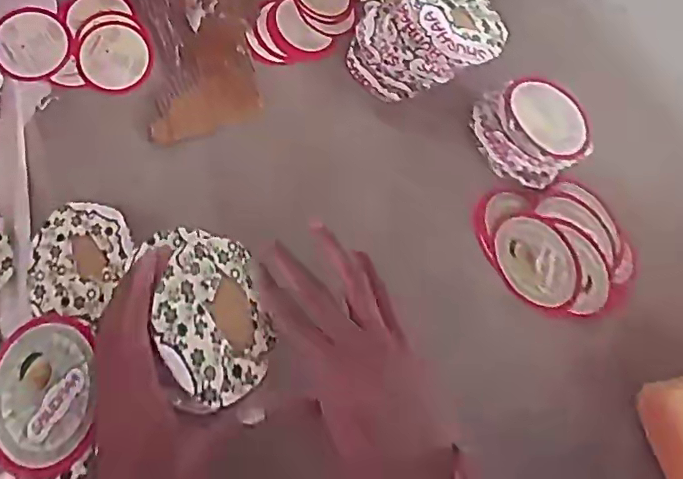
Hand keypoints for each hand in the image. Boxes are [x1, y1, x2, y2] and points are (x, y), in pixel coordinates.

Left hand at [97, 248, 237, 478]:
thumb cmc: (159, 468)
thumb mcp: (199, 443)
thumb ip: (229, 416)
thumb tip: (260, 392)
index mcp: (133, 375)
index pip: (131, 316)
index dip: (140, 282)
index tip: (155, 254)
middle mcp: (112, 370)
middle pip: (115, 312)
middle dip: (134, 279)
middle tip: (156, 257)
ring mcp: (104, 377)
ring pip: (108, 323)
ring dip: (126, 295)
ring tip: (147, 277)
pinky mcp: (103, 387)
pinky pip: (108, 336)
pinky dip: (121, 314)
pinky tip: (138, 315)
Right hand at [260, 225, 463, 478]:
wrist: (425, 466)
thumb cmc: (372, 454)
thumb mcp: (331, 433)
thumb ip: (303, 407)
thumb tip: (266, 403)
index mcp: (330, 366)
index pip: (293, 323)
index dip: (273, 296)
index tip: (258, 272)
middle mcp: (352, 342)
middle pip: (316, 296)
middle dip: (292, 268)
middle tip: (274, 244)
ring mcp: (380, 335)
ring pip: (353, 283)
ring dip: (334, 252)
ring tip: (318, 227)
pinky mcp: (403, 337)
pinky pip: (384, 298)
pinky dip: (372, 274)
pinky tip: (361, 254)